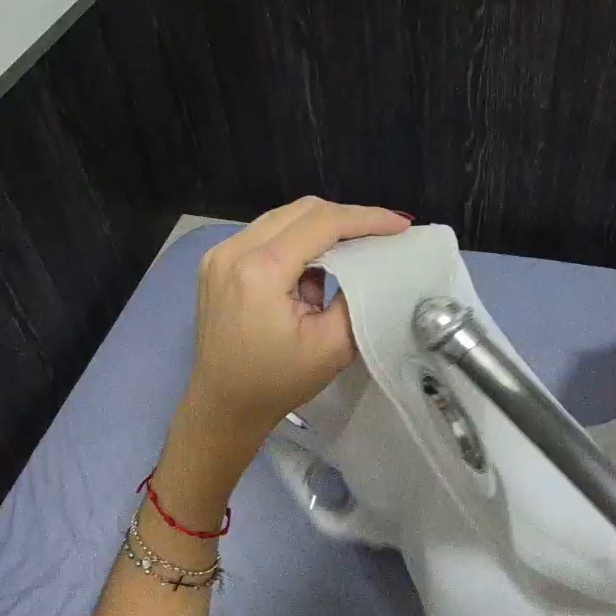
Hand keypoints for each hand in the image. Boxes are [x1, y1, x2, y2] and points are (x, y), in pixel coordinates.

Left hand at [155, 198, 411, 513]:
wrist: (223, 404)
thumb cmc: (277, 381)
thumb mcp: (332, 345)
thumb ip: (358, 296)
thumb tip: (372, 261)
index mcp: (259, 270)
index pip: (321, 223)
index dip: (366, 218)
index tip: (400, 225)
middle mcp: (233, 251)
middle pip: (300, 210)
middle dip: (345, 218)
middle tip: (381, 234)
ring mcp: (218, 254)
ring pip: (281, 218)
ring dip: (319, 228)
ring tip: (352, 250)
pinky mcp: (215, 262)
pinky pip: (263, 234)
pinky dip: (294, 241)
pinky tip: (314, 267)